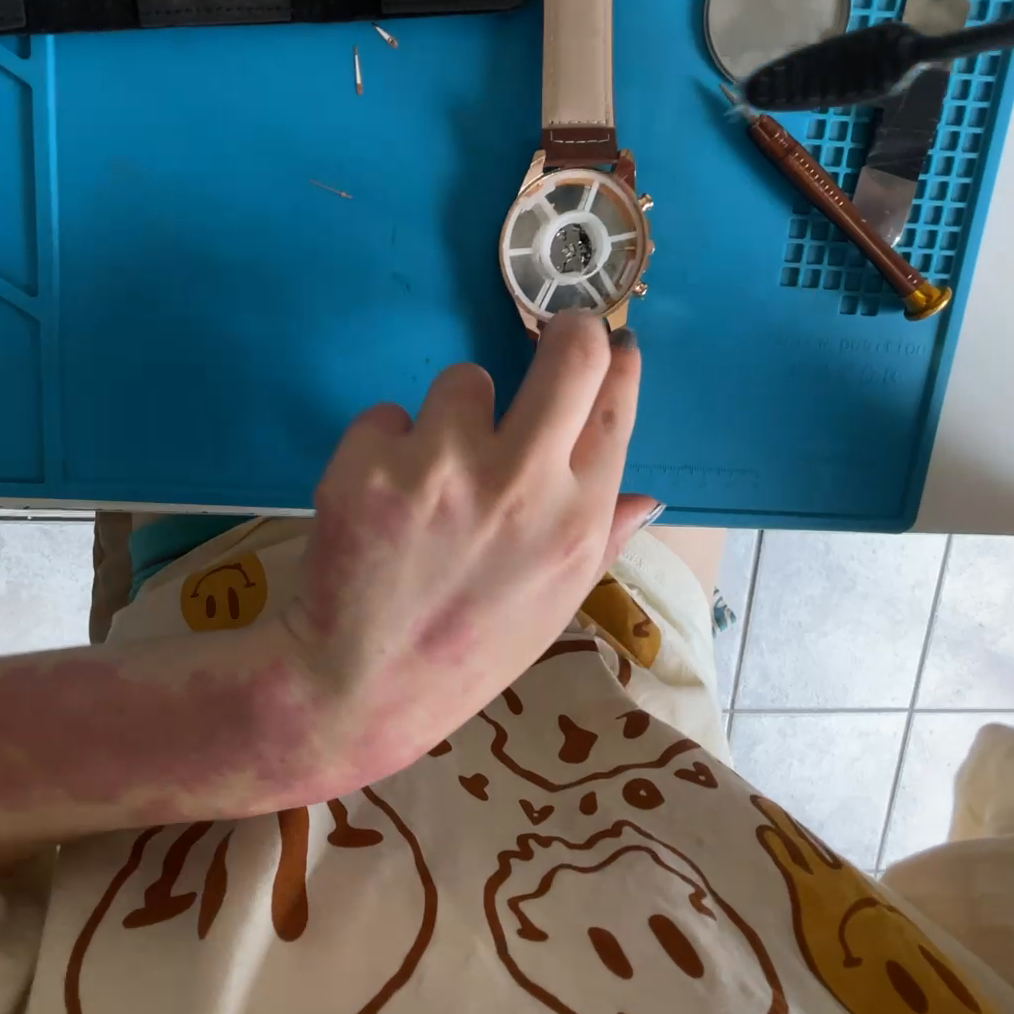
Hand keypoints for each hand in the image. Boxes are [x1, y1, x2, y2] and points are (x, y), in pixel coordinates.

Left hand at [287, 310, 658, 776]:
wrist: (361, 682)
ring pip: (462, 379)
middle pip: (570, 352)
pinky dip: (384, 446)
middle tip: (548, 339)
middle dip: (567, 331)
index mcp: (576, 521)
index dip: (615, 360)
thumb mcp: (556, 603)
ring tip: (432, 478)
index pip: (615, 404)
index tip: (608, 343)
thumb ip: (605, 539)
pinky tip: (380, 499)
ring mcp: (441, 470)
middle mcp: (520, 484)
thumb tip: (651, 497)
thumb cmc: (469, 646)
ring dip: (452, 415)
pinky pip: (387, 414)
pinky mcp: (369, 465)